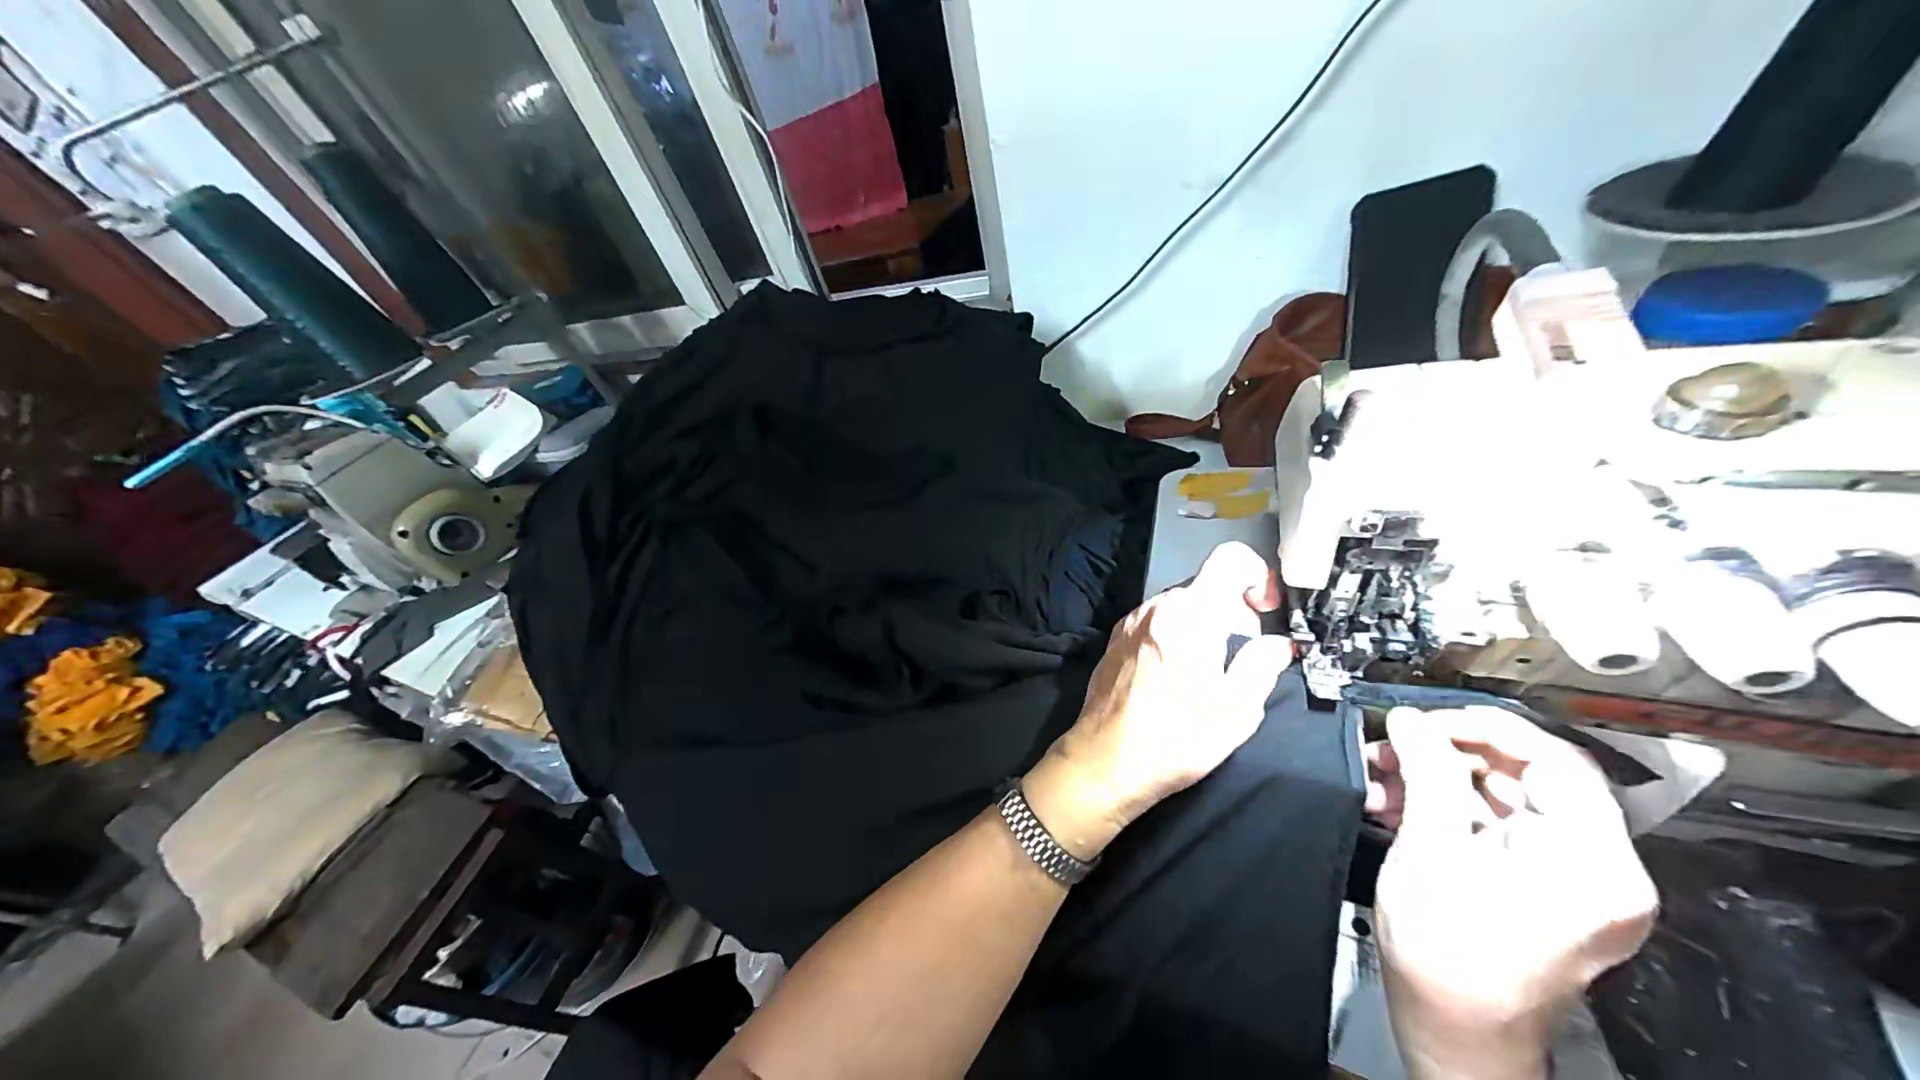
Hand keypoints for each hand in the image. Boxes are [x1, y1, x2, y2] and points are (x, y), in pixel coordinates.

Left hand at [1022, 542, 1293, 861]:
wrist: (1106, 761)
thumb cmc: (1176, 736)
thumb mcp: (1239, 706)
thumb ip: (1263, 663)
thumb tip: (1276, 644)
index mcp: (1191, 611)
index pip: (1231, 559)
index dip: (1258, 577)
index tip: (1265, 613)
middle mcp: (1156, 606)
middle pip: (1206, 587)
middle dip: (1234, 614)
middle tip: (1242, 657)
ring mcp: (1130, 623)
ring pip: (1180, 608)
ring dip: (1204, 628)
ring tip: (1210, 675)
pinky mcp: (1115, 642)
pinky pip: (1156, 625)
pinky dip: (1176, 638)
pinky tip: (1178, 680)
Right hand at [1373, 707, 1657, 1079]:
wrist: (1455, 1033)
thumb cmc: (1446, 952)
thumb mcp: (1429, 852)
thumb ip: (1426, 774)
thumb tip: (1410, 720)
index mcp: (1591, 862)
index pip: (1551, 759)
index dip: (1482, 729)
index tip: (1423, 721)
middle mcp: (1599, 866)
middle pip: (1525, 776)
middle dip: (1447, 756)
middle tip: (1391, 746)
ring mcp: (1572, 877)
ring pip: (1502, 797)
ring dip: (1436, 780)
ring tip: (1380, 777)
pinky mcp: (1544, 885)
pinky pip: (1495, 825)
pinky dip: (1446, 809)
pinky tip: (1396, 805)